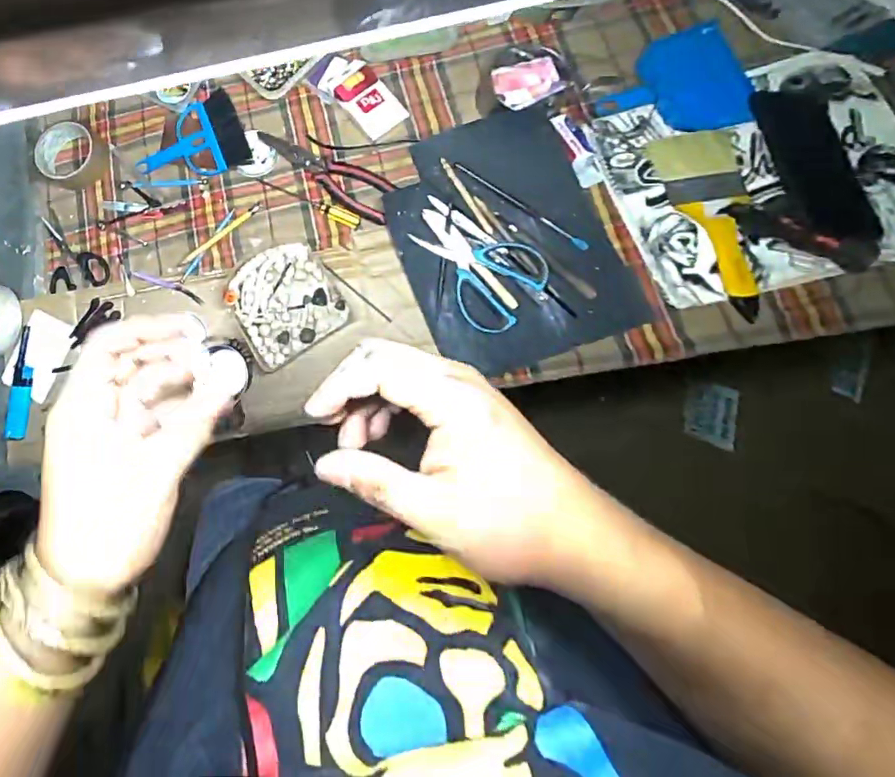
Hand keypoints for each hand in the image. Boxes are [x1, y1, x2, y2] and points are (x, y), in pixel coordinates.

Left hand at [36, 315, 229, 597]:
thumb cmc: (107, 525)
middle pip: (131, 364)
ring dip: (180, 382)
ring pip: (146, 390)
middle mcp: (93, 409)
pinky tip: (209, 405)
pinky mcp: (124, 450)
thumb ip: (195, 422)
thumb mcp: (155, 471)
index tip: (189, 328)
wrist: (82, 583)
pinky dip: (179, 410)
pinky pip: (153, 417)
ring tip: (217, 378)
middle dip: (171, 355)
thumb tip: (227, 382)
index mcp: (83, 404)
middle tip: (212, 356)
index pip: (109, 345)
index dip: (148, 329)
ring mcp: (109, 429)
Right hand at [304, 339, 621, 587]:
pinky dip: (386, 402)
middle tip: (329, 426)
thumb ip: (373, 481)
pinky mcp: (469, 402)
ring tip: (356, 444)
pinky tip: (381, 437)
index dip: (336, 387)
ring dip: (365, 396)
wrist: (582, 539)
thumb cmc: (510, 527)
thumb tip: (323, 465)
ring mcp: (465, 387)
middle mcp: (456, 379)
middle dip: (347, 385)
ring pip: (395, 367)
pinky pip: (413, 383)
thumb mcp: (433, 512)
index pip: (376, 367)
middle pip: (382, 355)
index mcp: (450, 397)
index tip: (313, 419)